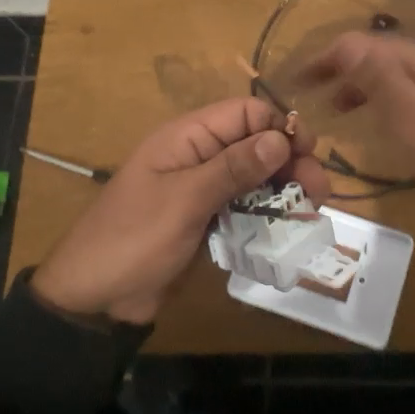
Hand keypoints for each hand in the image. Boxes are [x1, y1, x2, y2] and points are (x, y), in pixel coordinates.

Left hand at [30, 98, 326, 323]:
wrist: (93, 300)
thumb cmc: (133, 240)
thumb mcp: (185, 200)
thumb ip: (233, 168)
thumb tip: (281, 137)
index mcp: (187, 138)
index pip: (245, 113)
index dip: (279, 127)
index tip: (308, 154)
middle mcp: (198, 156)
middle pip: (256, 144)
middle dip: (291, 161)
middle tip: (320, 191)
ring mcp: (203, 190)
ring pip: (256, 177)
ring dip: (285, 189)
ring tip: (312, 210)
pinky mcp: (207, 221)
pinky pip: (246, 207)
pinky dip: (269, 213)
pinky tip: (291, 228)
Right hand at [295, 32, 414, 280]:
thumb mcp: (413, 117)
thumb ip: (378, 77)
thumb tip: (344, 43)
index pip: (364, 43)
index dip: (326, 56)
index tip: (292, 80)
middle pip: (379, 56)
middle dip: (340, 68)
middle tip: (306, 93)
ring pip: (393, 80)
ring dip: (359, 86)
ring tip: (332, 109)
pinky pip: (407, 103)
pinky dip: (381, 106)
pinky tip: (374, 126)